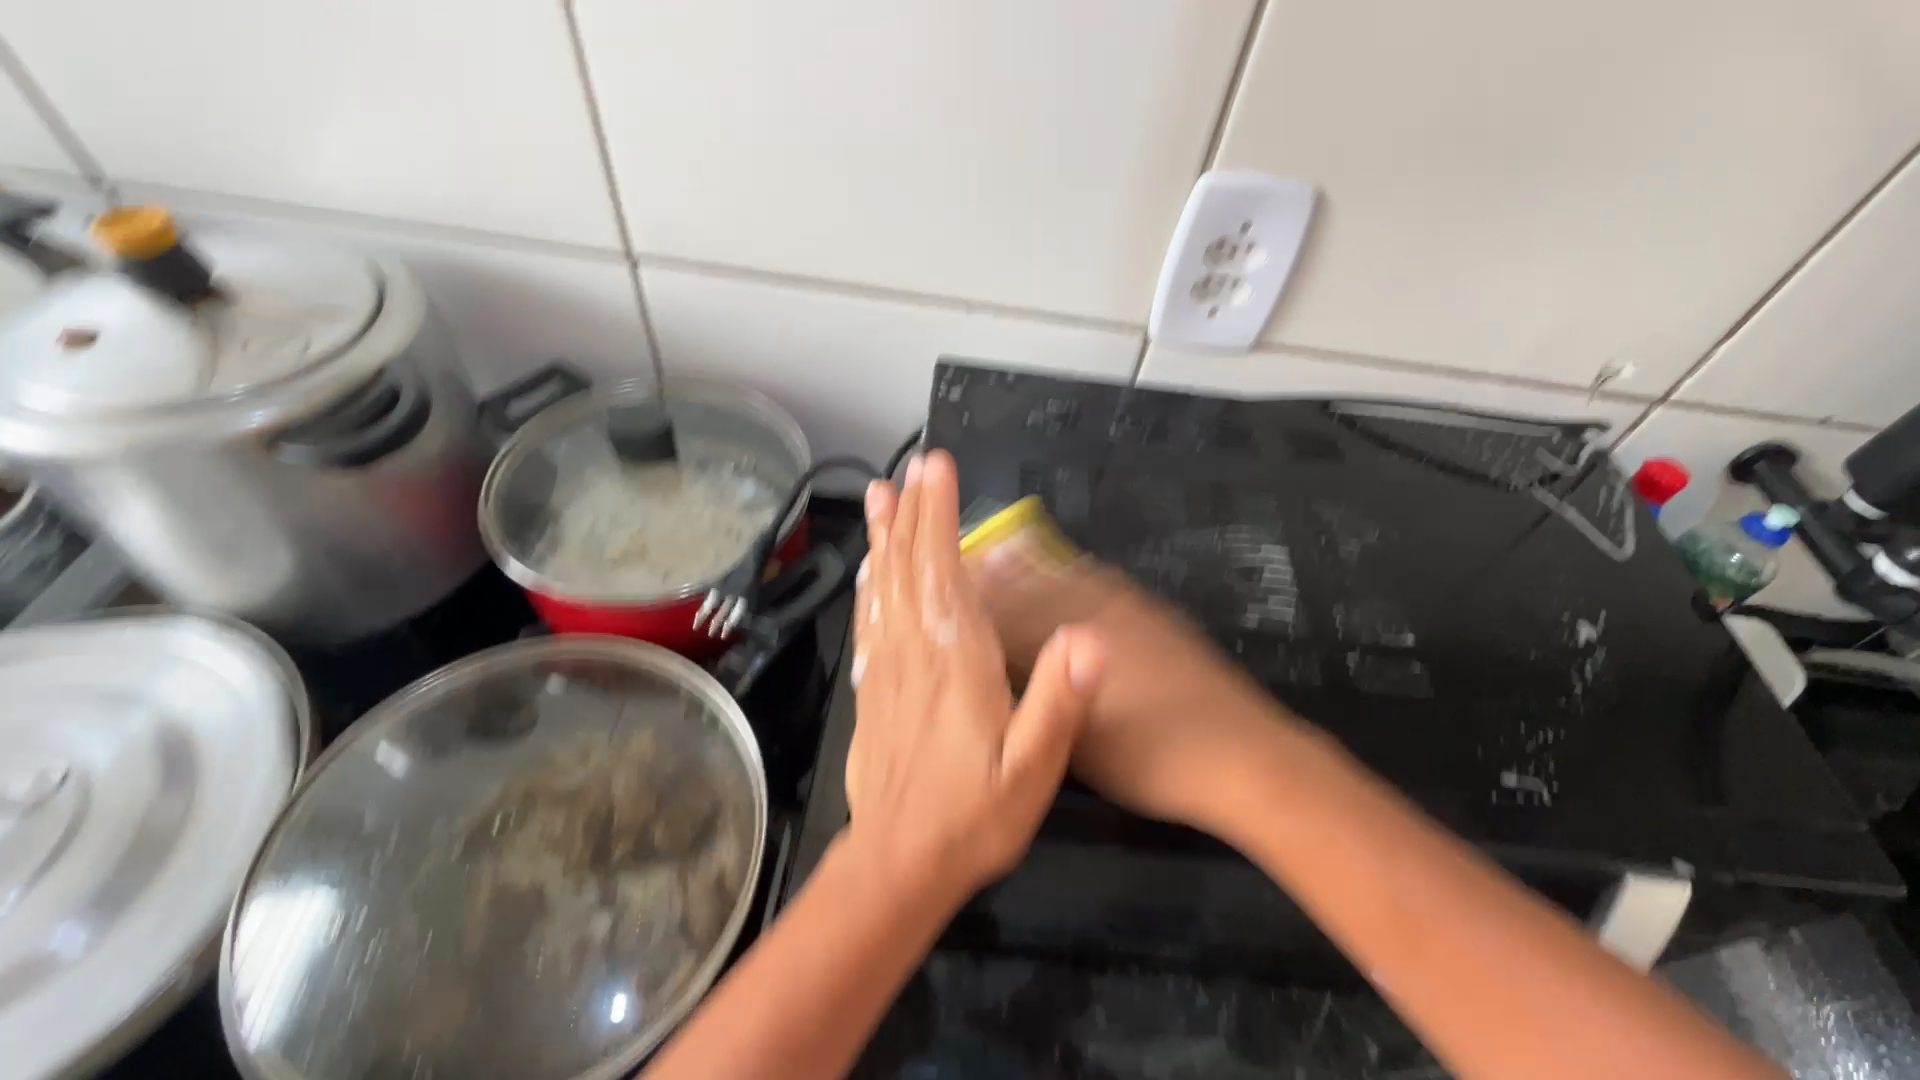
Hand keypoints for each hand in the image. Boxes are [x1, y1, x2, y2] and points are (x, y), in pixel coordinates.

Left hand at [845, 450, 1104, 902]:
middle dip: (914, 513)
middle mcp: (915, 653)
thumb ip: (1059, 701)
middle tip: (911, 466)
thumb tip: (1092, 639)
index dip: (941, 515)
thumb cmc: (975, 817)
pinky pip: (870, 624)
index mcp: (956, 660)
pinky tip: (868, 573)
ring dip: (883, 540)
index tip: (936, 467)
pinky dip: (869, 588)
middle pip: (911, 569)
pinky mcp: (871, 691)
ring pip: (883, 589)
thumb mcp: (1033, 769)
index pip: (946, 571)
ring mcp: (887, 671)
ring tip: (880, 498)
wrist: (901, 862)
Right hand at [967, 529, 1314, 834]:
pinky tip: (1075, 569)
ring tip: (1007, 547)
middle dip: (999, 572)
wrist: (1240, 755)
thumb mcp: (1077, 740)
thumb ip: (1035, 698)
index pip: (1009, 613)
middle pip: (1035, 585)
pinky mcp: (1159, 619)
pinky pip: (1105, 582)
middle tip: (968, 557)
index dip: (975, 598)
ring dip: (1036, 564)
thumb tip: (996, 673)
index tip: (947, 581)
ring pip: (1070, 577)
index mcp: (1071, 647)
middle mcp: (1097, 617)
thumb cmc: (1149, 760)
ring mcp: (1132, 613)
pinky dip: (1078, 572)